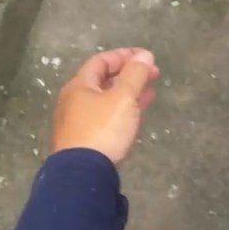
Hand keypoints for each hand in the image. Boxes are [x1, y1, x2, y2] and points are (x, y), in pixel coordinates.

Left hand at [52, 49, 158, 164]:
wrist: (83, 174)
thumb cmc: (103, 129)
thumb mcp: (123, 97)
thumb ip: (135, 74)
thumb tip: (144, 55)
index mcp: (79, 86)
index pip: (101, 61)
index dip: (124, 55)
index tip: (146, 57)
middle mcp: (75, 101)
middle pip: (104, 80)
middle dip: (130, 74)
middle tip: (153, 73)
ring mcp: (79, 121)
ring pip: (107, 99)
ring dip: (129, 92)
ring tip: (151, 91)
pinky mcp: (86, 138)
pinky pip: (107, 115)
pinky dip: (123, 109)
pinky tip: (138, 113)